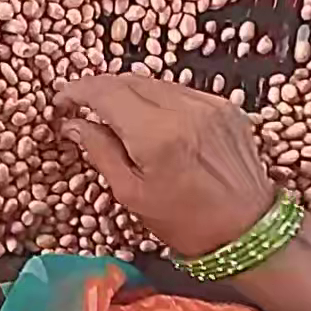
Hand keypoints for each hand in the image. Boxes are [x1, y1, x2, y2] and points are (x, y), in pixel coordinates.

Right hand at [55, 74, 278, 257]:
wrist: (248, 231)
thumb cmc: (184, 221)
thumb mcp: (130, 193)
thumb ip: (100, 151)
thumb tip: (74, 124)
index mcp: (156, 135)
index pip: (106, 92)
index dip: (77, 90)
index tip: (62, 101)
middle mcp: (184, 110)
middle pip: (128, 79)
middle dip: (99, 89)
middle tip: (81, 107)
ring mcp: (209, 104)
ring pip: (153, 82)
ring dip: (126, 93)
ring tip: (112, 115)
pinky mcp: (225, 107)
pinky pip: (178, 91)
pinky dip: (155, 99)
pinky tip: (148, 121)